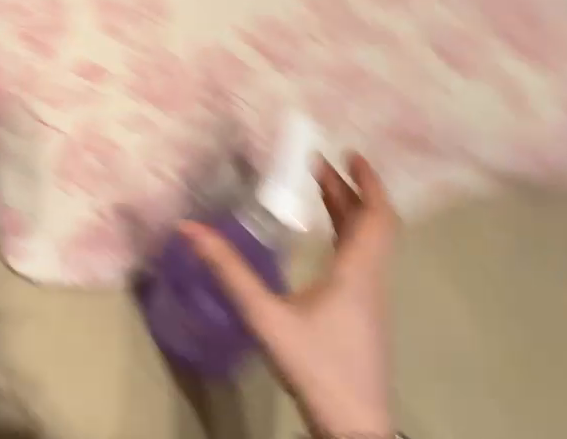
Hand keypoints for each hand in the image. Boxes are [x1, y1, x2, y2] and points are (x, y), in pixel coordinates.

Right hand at [180, 154, 396, 436]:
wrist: (353, 427)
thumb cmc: (317, 367)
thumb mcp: (266, 317)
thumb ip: (230, 271)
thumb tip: (190, 228)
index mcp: (358, 274)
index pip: (376, 219)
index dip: (368, 184)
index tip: (350, 154)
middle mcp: (371, 281)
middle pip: (371, 226)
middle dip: (347, 191)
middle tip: (317, 164)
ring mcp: (370, 300)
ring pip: (368, 244)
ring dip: (347, 212)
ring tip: (318, 190)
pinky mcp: (362, 315)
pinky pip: (361, 259)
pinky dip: (345, 235)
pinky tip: (321, 240)